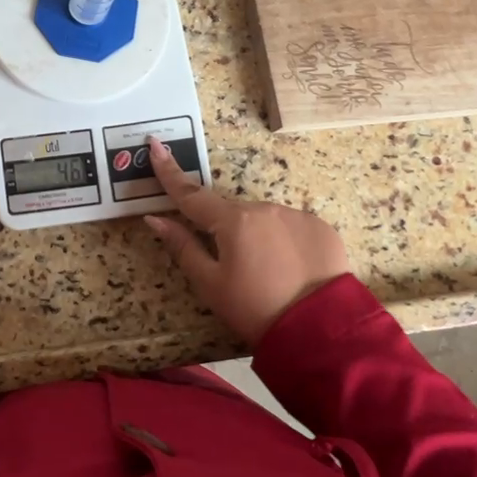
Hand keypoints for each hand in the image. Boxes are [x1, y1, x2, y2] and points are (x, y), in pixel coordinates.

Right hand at [142, 138, 348, 345]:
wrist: (322, 332)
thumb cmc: (256, 310)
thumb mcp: (210, 284)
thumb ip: (182, 246)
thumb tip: (155, 218)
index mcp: (233, 221)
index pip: (191, 194)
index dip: (169, 171)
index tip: (155, 144)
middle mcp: (264, 208)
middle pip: (232, 215)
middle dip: (227, 233)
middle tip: (236, 271)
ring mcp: (296, 215)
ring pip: (264, 221)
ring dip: (259, 239)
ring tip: (270, 278)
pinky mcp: (322, 228)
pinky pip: (293, 229)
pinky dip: (286, 245)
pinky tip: (293, 272)